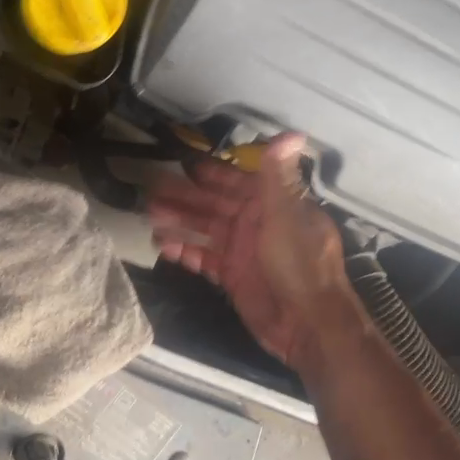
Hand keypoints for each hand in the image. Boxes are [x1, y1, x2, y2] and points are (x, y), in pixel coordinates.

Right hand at [148, 136, 346, 364]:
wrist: (309, 325)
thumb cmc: (300, 265)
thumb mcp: (287, 215)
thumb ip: (278, 176)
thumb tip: (291, 133)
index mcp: (271, 205)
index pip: (234, 181)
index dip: (209, 173)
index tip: (181, 163)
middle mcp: (255, 224)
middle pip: (212, 205)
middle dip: (183, 198)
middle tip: (151, 192)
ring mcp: (242, 251)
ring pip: (203, 230)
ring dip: (178, 222)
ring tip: (150, 217)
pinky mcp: (232, 276)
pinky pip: (203, 258)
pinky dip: (184, 252)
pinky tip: (163, 247)